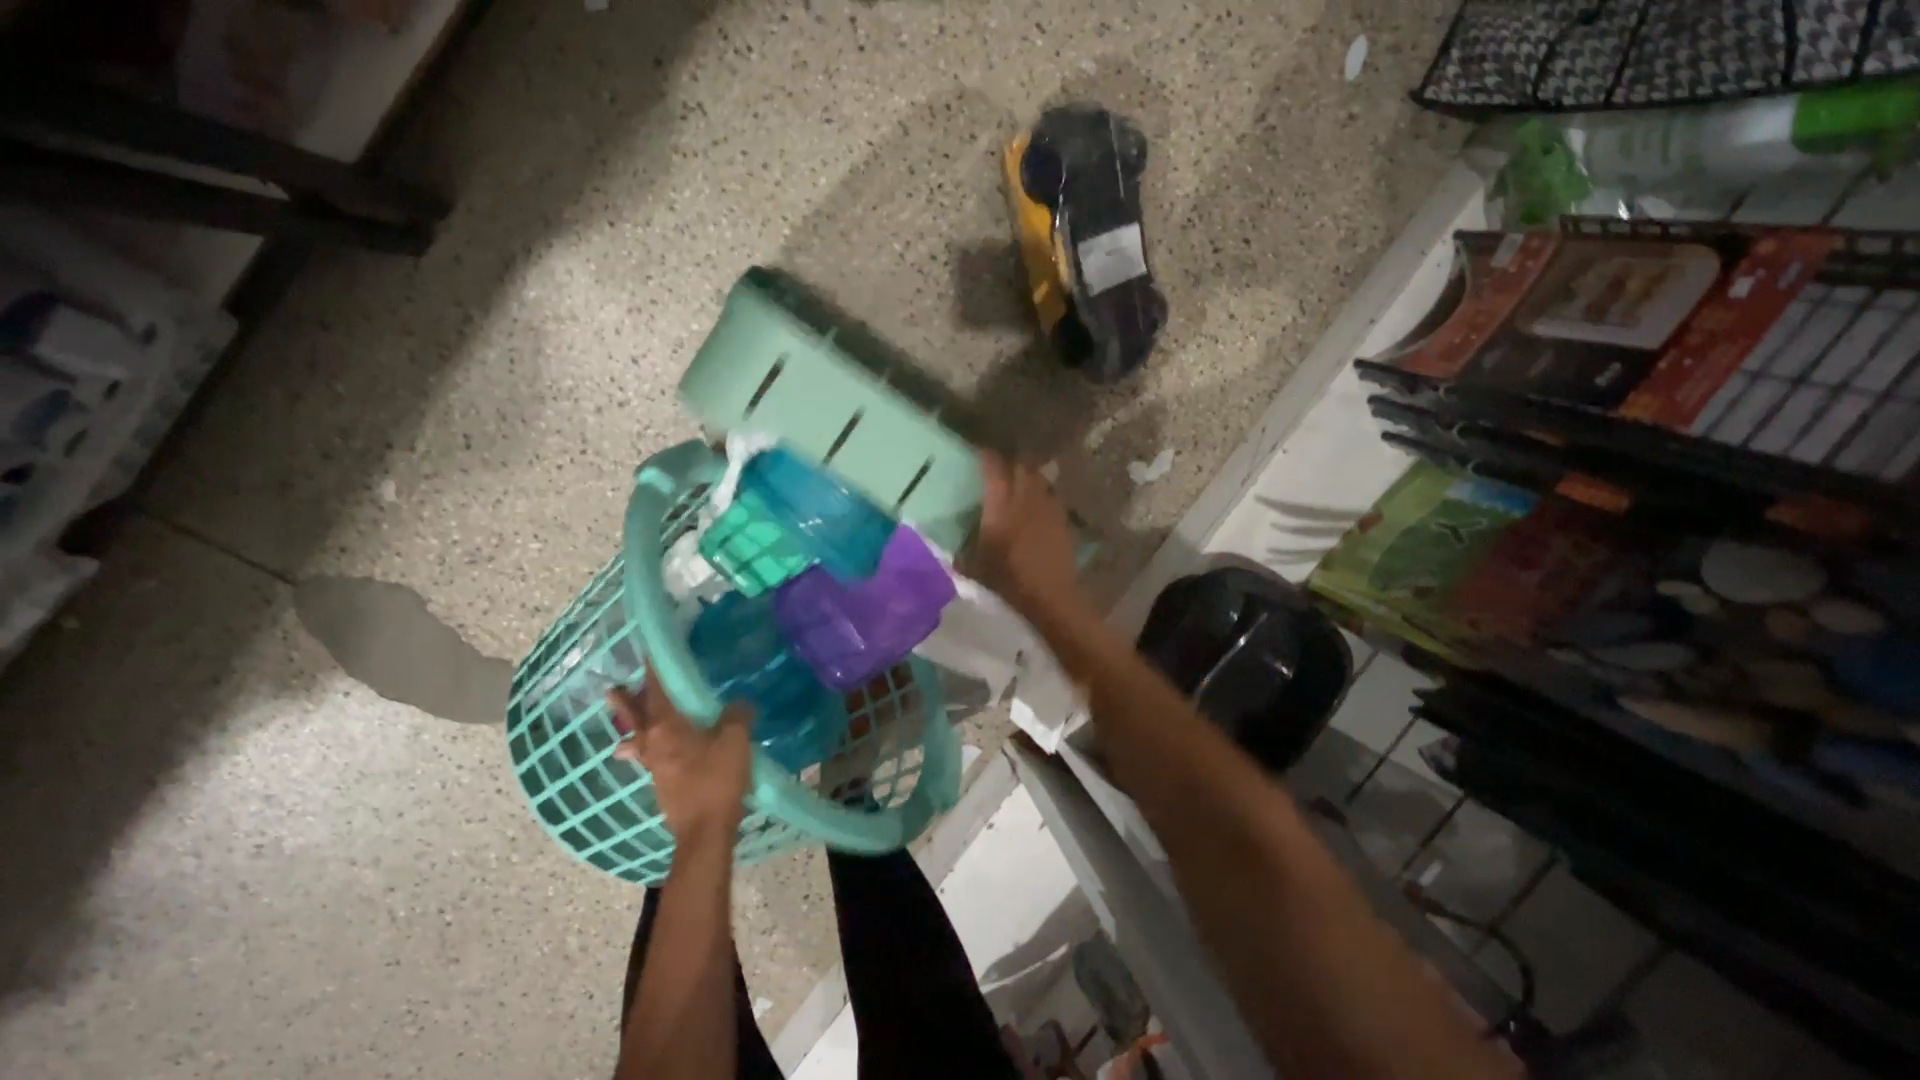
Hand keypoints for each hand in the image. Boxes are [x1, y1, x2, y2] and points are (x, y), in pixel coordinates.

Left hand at [609, 680, 752, 840]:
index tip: (649, 653)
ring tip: (625, 719)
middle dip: (625, 700)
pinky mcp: (661, 782)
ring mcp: (653, 765)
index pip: (656, 689)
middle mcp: (653, 741)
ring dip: (632, 724)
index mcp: (667, 725)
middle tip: (613, 687)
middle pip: (635, 715)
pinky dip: (644, 747)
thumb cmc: (717, 780)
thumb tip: (739, 704)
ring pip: (638, 736)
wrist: (704, 831)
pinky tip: (648, 752)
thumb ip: (737, 716)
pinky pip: (647, 756)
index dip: (654, 669)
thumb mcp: (736, 741)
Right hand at [964, 451, 1090, 623]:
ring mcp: (1049, 508)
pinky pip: (1053, 497)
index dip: (987, 458)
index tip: (980, 455)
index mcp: (1001, 506)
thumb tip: (942, 551)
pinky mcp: (1064, 521)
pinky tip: (1038, 508)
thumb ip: (960, 554)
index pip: (995, 469)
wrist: (1050, 596)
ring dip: (1030, 477)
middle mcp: (1026, 500)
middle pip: (1022, 467)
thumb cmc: (1008, 581)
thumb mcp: (975, 568)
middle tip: (1001, 469)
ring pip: (1041, 479)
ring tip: (1021, 484)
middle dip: (1011, 463)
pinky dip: (1044, 496)